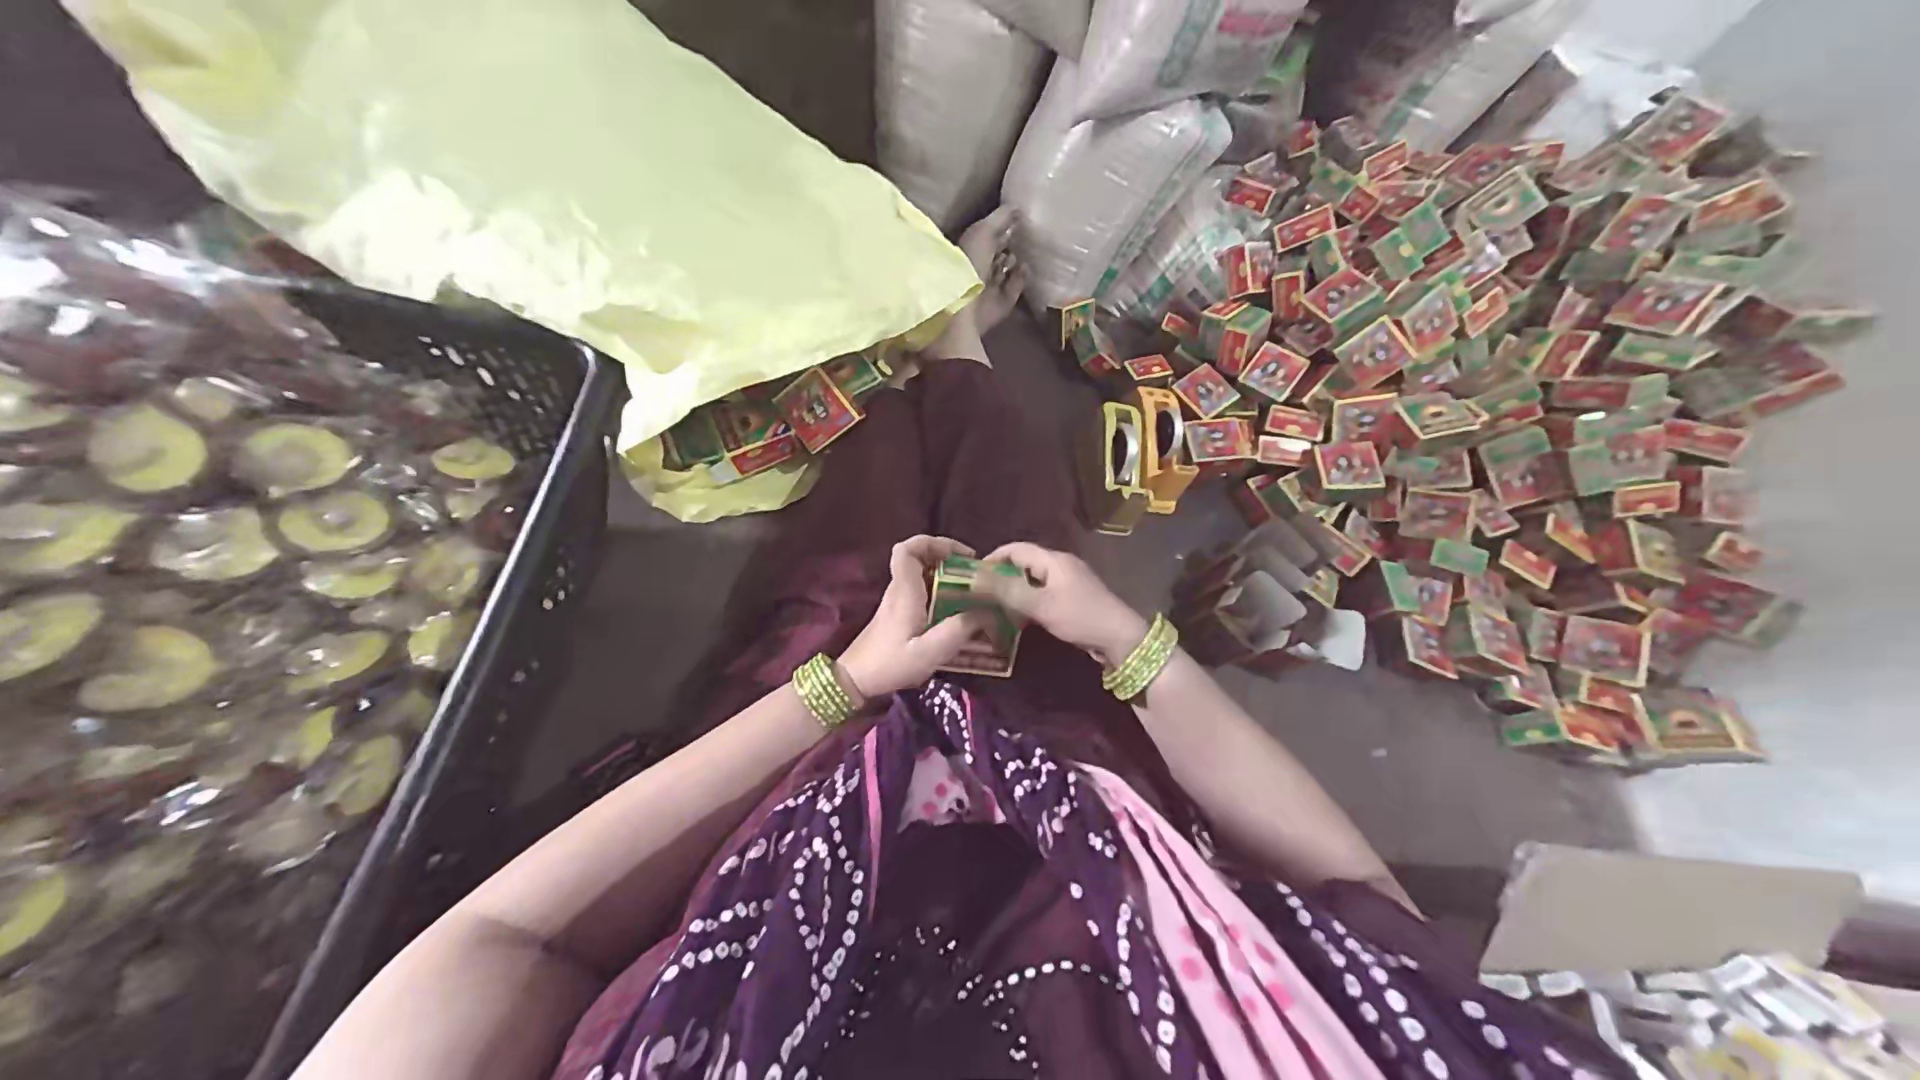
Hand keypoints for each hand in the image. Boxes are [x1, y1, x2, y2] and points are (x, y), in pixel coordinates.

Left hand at [839, 536, 994, 696]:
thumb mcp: (928, 653)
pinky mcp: (897, 613)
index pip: (907, 549)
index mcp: (904, 591)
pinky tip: (955, 609)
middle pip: (918, 556)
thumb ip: (957, 631)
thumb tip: (984, 613)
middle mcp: (899, 590)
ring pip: (920, 572)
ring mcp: (896, 600)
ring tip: (970, 588)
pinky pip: (920, 589)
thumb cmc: (889, 664)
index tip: (960, 555)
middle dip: (946, 556)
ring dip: (944, 573)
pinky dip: (939, 589)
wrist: (854, 681)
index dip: (933, 542)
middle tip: (972, 571)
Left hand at [954, 205, 1025, 334]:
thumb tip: (1017, 206)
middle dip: (1007, 243)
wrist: (968, 305)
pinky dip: (1020, 277)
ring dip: (1014, 261)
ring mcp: (990, 289)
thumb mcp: (983, 232)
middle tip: (1022, 233)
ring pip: (1006, 271)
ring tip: (1019, 252)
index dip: (999, 228)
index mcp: (968, 252)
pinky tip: (1024, 267)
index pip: (986, 238)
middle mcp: (978, 271)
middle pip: (996, 254)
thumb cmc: (971, 263)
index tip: (1015, 219)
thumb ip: (1001, 217)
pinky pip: (1015, 287)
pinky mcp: (1002, 304)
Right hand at [974, 543, 1149, 668]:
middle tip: (981, 595)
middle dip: (1001, 577)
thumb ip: (1009, 591)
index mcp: (1053, 560)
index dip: (993, 558)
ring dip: (1014, 593)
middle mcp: (1061, 565)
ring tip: (996, 609)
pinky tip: (1020, 620)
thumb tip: (978, 577)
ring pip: (1033, 581)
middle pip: (1024, 564)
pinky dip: (1029, 603)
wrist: (1121, 639)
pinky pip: (1044, 595)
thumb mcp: (1041, 605)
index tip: (974, 576)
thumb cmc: (1080, 617)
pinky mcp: (1073, 599)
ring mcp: (1069, 582)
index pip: (1016, 549)